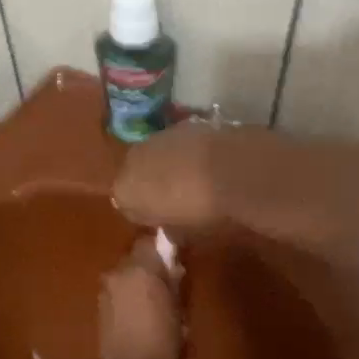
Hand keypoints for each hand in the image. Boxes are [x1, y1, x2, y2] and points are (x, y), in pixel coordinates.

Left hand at [99, 238, 181, 358]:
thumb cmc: (163, 336)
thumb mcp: (177, 307)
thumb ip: (172, 281)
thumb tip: (172, 267)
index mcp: (139, 268)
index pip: (148, 242)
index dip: (160, 248)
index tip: (171, 258)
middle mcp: (118, 273)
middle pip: (133, 258)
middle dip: (146, 265)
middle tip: (163, 280)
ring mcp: (105, 290)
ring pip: (122, 275)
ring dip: (134, 281)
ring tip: (149, 299)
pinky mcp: (99, 306)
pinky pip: (115, 291)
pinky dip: (125, 295)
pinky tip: (136, 312)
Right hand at [113, 125, 230, 231]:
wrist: (234, 168)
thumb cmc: (202, 210)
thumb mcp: (185, 233)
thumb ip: (170, 230)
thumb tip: (171, 230)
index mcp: (124, 191)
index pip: (127, 206)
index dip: (146, 215)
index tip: (164, 221)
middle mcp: (131, 160)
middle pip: (137, 176)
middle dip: (151, 187)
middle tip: (176, 201)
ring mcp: (156, 138)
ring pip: (156, 157)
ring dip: (168, 167)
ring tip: (195, 181)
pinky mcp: (181, 125)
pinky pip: (177, 145)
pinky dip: (186, 153)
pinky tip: (208, 163)